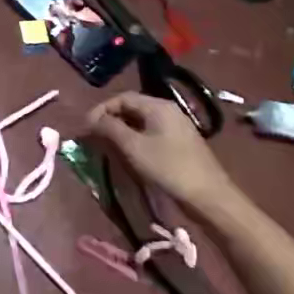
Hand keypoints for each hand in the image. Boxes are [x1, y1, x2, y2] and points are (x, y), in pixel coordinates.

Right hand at [87, 93, 238, 210]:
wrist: (207, 195)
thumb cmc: (168, 168)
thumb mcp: (134, 147)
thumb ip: (110, 129)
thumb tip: (91, 119)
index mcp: (158, 106)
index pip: (123, 98)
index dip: (101, 110)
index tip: (85, 128)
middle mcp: (168, 111)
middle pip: (132, 108)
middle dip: (110, 120)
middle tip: (93, 138)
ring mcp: (176, 127)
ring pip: (141, 122)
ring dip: (121, 132)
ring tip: (106, 148)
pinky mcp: (180, 143)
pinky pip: (151, 134)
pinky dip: (135, 140)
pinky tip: (128, 155)